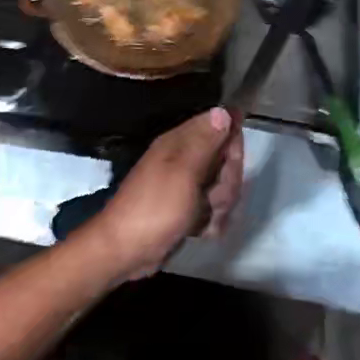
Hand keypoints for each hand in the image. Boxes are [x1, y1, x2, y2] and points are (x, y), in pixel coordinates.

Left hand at [85, 108, 243, 279]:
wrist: (127, 250)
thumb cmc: (155, 207)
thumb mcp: (183, 172)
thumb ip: (205, 141)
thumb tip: (222, 109)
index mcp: (179, 142)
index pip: (219, 125)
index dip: (232, 143)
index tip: (230, 162)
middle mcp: (183, 159)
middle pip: (226, 160)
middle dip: (227, 182)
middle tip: (211, 196)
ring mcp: (186, 185)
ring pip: (223, 187)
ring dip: (220, 206)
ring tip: (203, 216)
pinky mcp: (188, 208)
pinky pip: (214, 209)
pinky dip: (211, 222)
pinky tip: (199, 231)